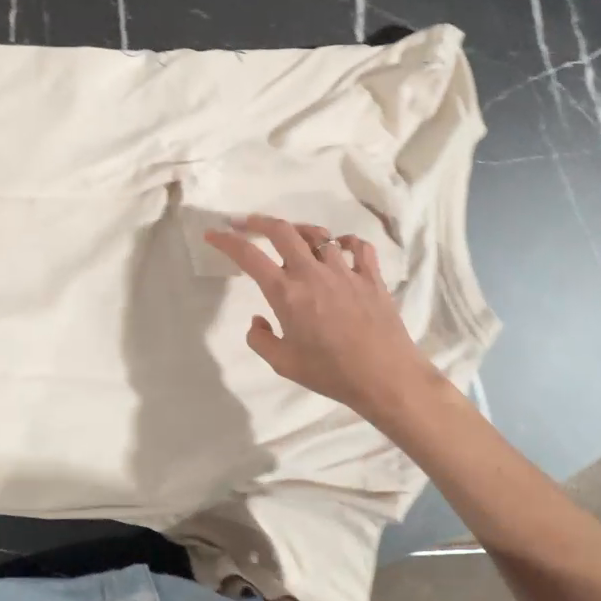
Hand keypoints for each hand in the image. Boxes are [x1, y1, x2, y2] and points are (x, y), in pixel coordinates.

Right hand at [203, 215, 439, 419]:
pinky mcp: (371, 278)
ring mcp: (344, 272)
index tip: (213, 234)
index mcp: (286, 293)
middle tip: (245, 223)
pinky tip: (340, 247)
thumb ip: (260, 339)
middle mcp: (312, 274)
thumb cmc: (331, 373)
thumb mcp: (282, 363)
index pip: (248, 256)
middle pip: (282, 231)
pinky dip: (346, 242)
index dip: (226, 241)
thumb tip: (259, 320)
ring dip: (300, 230)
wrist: (387, 379)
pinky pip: (359, 248)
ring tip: (292, 236)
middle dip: (258, 221)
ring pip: (319, 235)